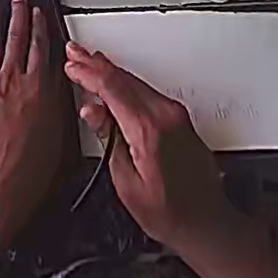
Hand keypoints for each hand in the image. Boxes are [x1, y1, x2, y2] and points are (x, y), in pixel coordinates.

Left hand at [0, 0, 63, 237]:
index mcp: (37, 90)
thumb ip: (57, 107)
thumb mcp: (58, 140)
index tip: (39, 13)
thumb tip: (58, 89)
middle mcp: (11, 81)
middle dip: (19, 15)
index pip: (41, 48)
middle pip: (16, 38)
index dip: (40, 27)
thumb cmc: (24, 175)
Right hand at [64, 42, 243, 254]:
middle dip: (94, 63)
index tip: (71, 66)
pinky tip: (113, 80)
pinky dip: (125, 81)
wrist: (207, 224)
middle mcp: (164, 115)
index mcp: (148, 130)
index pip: (111, 87)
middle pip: (123, 77)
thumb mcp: (127, 183)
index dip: (87, 73)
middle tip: (74, 54)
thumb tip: (92, 112)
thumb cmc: (169, 212)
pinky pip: (146, 89)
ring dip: (109, 70)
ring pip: (134, 80)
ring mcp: (174, 114)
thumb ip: (109, 141)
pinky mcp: (179, 117)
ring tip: (88, 61)